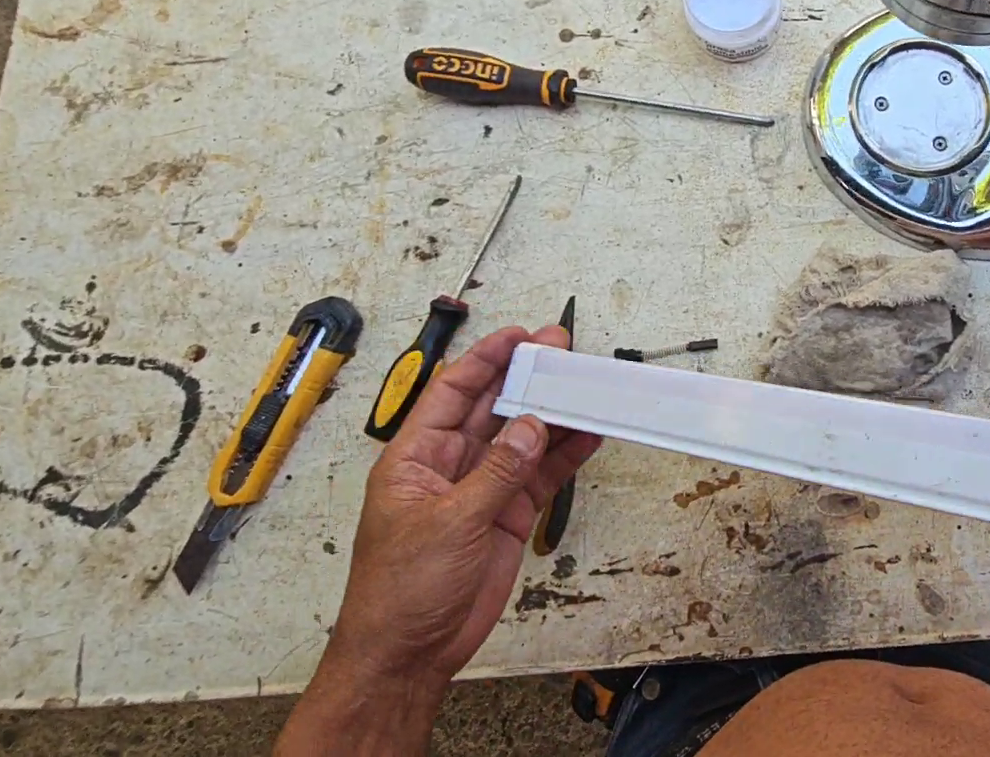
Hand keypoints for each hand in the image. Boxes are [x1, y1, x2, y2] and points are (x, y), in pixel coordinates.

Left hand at [277, 325, 600, 754]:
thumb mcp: (447, 524)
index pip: (453, 393)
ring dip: (555, 413)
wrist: (412, 654)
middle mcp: (453, 463)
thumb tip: (532, 427)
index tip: (517, 336)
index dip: (485, 360)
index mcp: (417, 456)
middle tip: (562, 352)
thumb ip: (495, 473)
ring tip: (586, 387)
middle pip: (496, 408)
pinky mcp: (510, 511)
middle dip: (528, 378)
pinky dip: (568, 453)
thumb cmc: (399, 592)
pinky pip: (544, 471)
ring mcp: (485, 487)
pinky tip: (590, 435)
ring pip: (527, 436)